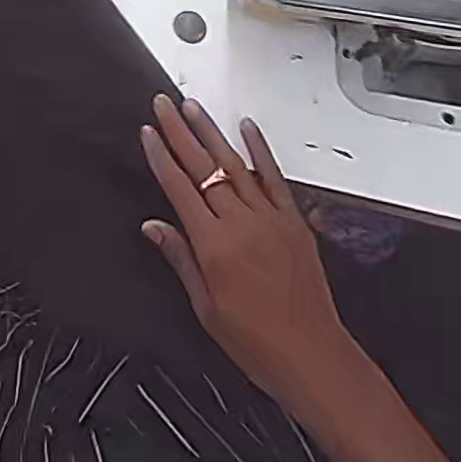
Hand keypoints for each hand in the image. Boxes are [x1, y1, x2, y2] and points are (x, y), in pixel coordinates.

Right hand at [139, 96, 356, 404]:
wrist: (311, 356)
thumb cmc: (258, 342)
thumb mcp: (205, 307)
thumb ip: (179, 258)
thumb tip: (154, 227)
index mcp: (214, 245)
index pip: (178, 187)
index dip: (161, 156)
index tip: (149, 133)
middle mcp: (241, 223)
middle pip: (202, 166)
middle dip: (179, 131)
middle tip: (165, 105)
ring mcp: (269, 217)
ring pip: (234, 163)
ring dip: (211, 132)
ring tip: (194, 108)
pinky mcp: (292, 219)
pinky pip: (274, 176)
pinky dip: (260, 149)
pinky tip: (247, 128)